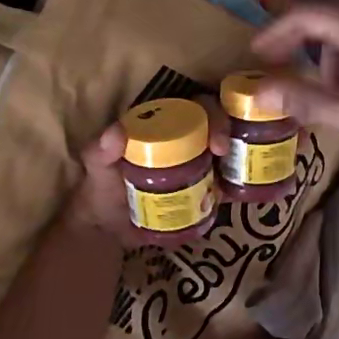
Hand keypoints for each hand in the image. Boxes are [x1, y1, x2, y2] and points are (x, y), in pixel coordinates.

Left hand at [59, 102, 231, 242]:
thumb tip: (115, 132)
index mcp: (165, 125)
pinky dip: (237, 186)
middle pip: (219, 126)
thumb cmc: (102, 189)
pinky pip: (226, 183)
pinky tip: (242, 193)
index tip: (215, 140)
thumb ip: (100, 151)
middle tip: (223, 154)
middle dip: (229, 134)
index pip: (197, 108)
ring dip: (240, 158)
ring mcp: (198, 165)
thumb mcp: (97, 168)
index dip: (213, 115)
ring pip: (229, 152)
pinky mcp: (205, 190)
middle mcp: (187, 140)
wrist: (107, 230)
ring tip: (237, 176)